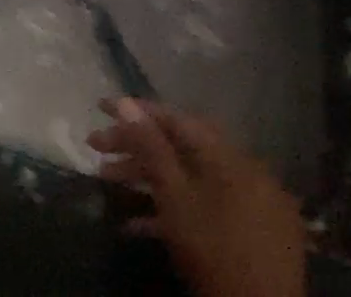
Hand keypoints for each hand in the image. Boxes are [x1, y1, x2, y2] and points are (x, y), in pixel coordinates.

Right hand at [87, 98, 305, 296]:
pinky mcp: (253, 232)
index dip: (137, 111)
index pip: (179, 120)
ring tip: (107, 181)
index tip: (99, 107)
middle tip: (95, 147)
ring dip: (148, 175)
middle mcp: (248, 174)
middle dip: (135, 146)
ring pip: (192, 177)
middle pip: (183, 148)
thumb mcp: (173, 195)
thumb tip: (125, 103)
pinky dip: (175, 205)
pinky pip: (207, 204)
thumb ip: (150, 147)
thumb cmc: (212, 247)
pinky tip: (138, 221)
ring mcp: (255, 205)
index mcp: (232, 160)